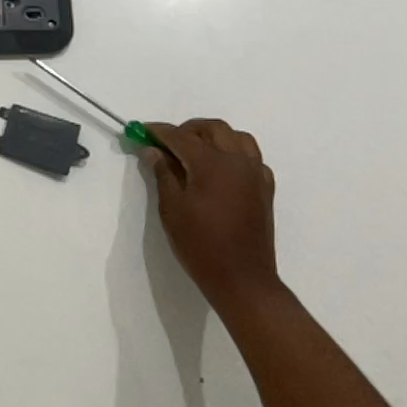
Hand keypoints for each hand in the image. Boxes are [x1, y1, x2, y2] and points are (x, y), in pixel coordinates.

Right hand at [142, 119, 281, 311]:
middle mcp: (237, 161)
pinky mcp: (265, 189)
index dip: (158, 132)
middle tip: (167, 144)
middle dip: (188, 130)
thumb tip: (153, 151)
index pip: (180, 136)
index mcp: (212, 163)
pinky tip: (220, 171)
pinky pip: (251, 158)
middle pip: (213, 128)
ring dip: (214, 137)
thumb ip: (163, 173)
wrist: (241, 278)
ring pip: (237, 138)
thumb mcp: (171, 208)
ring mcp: (255, 174)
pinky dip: (234, 154)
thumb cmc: (200, 243)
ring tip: (195, 153)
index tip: (141, 131)